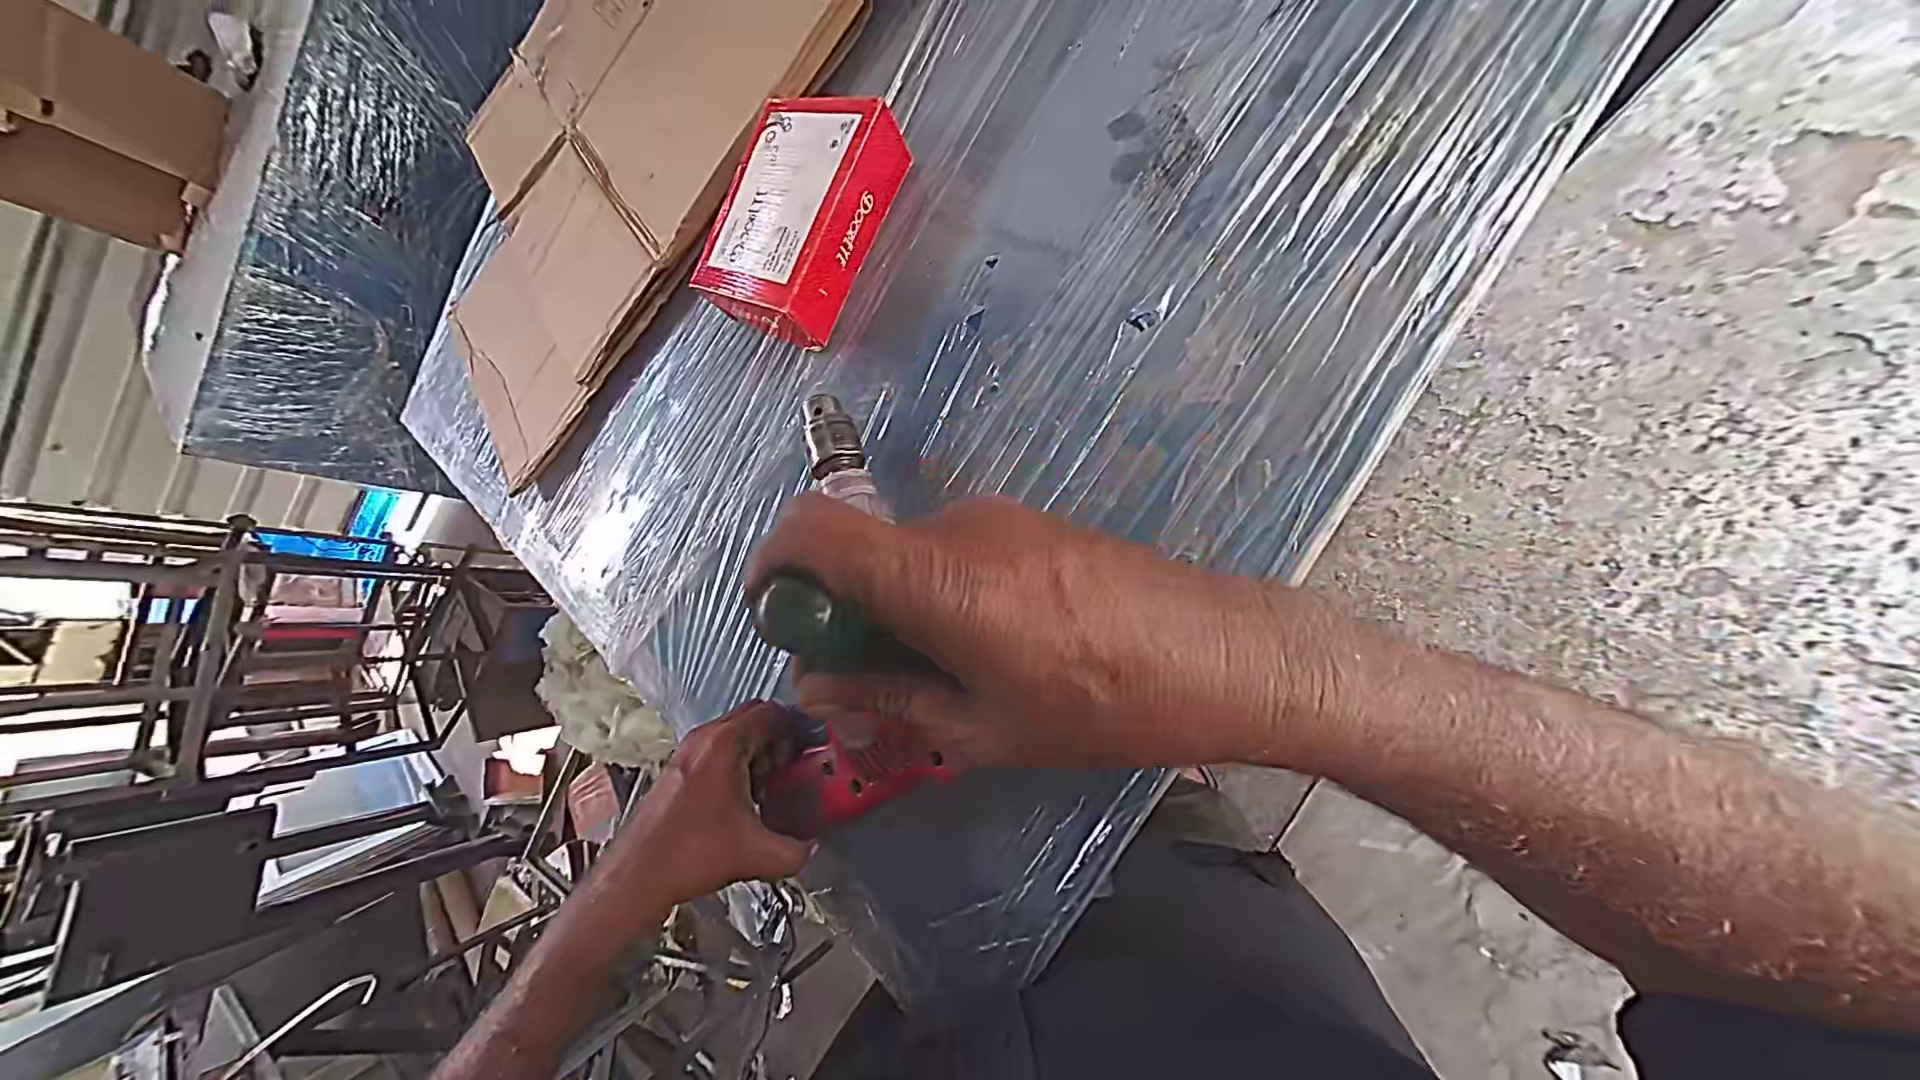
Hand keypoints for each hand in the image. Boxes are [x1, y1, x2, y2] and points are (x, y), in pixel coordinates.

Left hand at [599, 701, 812, 905]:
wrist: (633, 879)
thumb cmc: (689, 856)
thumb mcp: (756, 854)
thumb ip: (796, 851)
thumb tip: (812, 847)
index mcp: (724, 744)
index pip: (772, 713)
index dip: (798, 727)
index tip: (811, 748)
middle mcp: (705, 738)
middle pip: (755, 716)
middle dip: (779, 736)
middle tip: (792, 765)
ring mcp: (688, 750)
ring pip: (736, 731)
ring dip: (759, 748)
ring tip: (770, 783)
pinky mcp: (679, 767)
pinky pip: (720, 747)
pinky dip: (739, 759)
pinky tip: (744, 796)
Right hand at [745, 494, 1349, 769]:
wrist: (1218, 651)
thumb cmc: (1100, 705)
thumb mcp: (983, 728)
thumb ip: (889, 699)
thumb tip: (821, 686)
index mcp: (934, 577)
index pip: (814, 531)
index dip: (776, 568)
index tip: (782, 620)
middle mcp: (954, 528)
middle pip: (857, 550)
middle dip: (842, 614)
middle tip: (866, 682)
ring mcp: (994, 518)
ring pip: (904, 555)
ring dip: (892, 608)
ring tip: (936, 674)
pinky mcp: (1024, 524)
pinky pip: (949, 551)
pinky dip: (933, 593)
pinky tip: (980, 644)